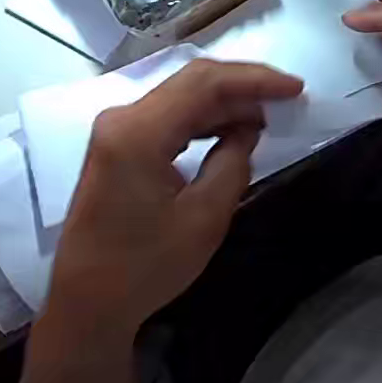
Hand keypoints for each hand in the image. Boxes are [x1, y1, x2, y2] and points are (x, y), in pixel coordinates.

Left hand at [46, 59, 303, 337]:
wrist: (87, 303)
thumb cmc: (144, 267)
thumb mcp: (204, 218)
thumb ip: (233, 162)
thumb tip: (247, 129)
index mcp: (138, 131)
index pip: (204, 83)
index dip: (254, 80)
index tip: (294, 88)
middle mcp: (122, 118)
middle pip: (191, 83)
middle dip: (242, 87)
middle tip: (286, 99)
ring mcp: (116, 130)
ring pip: (180, 97)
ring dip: (224, 103)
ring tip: (267, 116)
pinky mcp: (118, 145)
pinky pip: (167, 118)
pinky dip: (202, 120)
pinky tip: (231, 129)